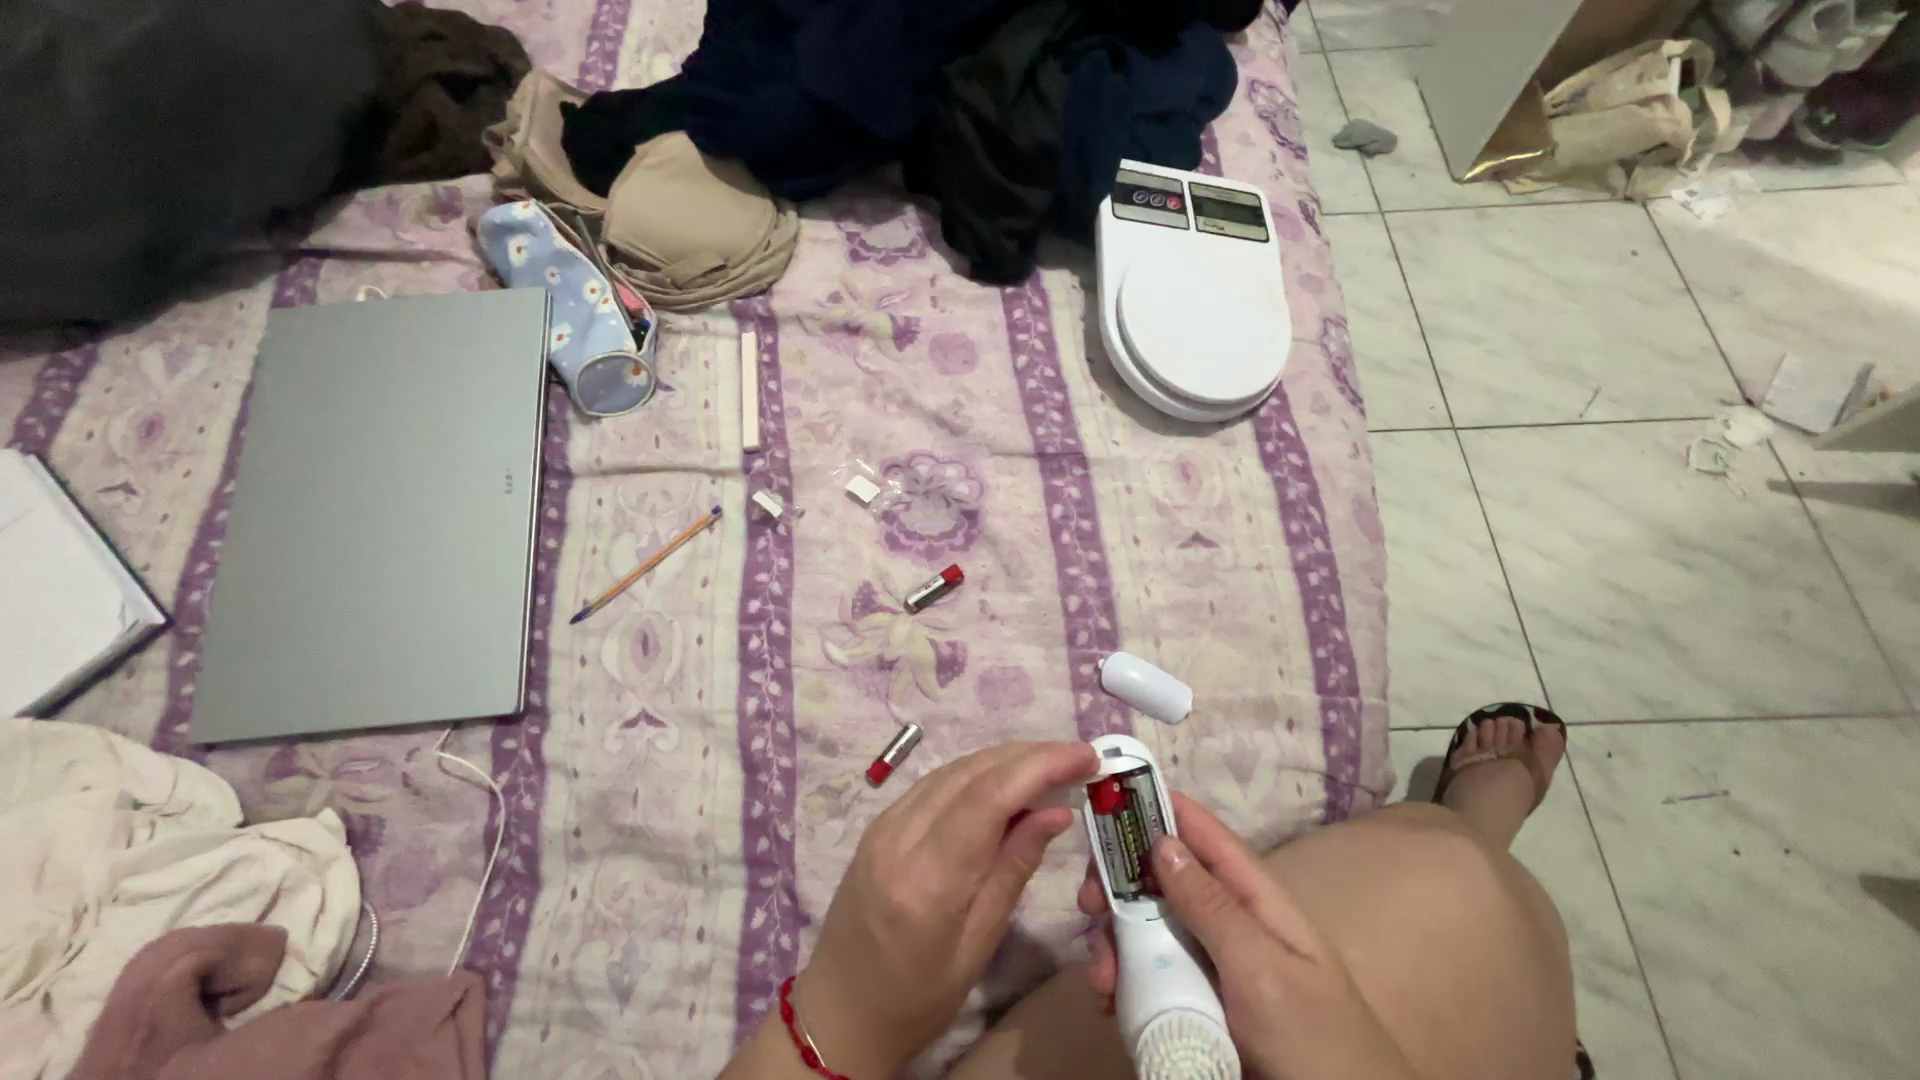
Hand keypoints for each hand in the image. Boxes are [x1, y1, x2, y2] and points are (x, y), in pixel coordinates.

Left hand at [794, 740, 1099, 1076]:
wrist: (840, 1009)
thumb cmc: (918, 997)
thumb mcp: (978, 946)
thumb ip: (1014, 869)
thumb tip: (1057, 810)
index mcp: (928, 878)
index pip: (988, 797)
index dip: (1040, 766)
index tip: (1085, 756)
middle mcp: (899, 836)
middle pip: (971, 772)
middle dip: (1029, 755)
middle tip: (1079, 758)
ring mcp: (883, 825)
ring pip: (952, 769)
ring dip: (1005, 759)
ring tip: (1052, 766)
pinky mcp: (878, 823)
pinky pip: (935, 782)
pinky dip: (977, 774)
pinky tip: (1005, 782)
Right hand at [1077, 793, 1418, 1079]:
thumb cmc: (1313, 1038)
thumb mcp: (1262, 970)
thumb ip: (1211, 906)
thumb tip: (1162, 840)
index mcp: (1252, 894)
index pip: (1199, 830)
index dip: (1153, 807)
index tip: (1101, 804)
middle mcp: (1227, 917)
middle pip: (1159, 876)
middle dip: (1117, 883)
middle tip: (1087, 906)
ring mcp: (1210, 959)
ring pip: (1145, 925)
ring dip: (1113, 941)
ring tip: (1100, 981)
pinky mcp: (1196, 998)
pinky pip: (1147, 972)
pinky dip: (1121, 979)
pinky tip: (1108, 1002)